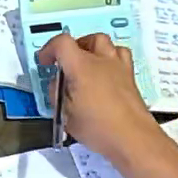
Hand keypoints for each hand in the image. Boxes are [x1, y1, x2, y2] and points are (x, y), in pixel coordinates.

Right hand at [35, 32, 167, 166]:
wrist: (133, 138)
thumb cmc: (97, 127)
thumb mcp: (66, 116)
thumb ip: (58, 95)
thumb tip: (59, 85)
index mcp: (82, 67)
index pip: (62, 43)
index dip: (50, 49)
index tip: (45, 63)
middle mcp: (102, 61)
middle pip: (88, 39)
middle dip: (75, 47)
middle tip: (68, 64)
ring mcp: (120, 67)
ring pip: (108, 44)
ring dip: (94, 50)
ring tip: (88, 67)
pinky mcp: (131, 78)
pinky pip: (121, 57)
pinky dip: (111, 60)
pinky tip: (106, 76)